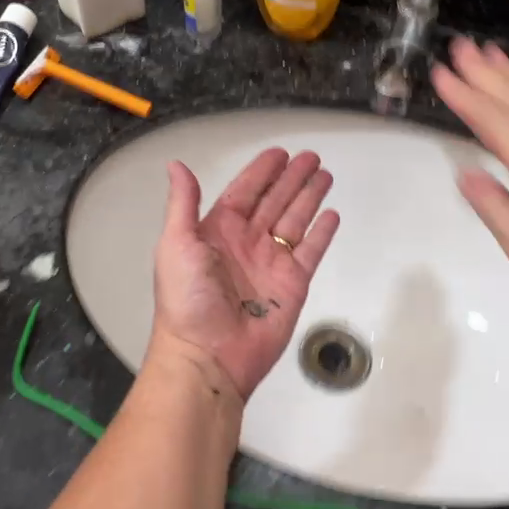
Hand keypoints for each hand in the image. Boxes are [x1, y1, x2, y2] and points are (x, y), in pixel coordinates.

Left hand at [151, 149, 340, 399]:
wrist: (208, 355)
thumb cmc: (187, 298)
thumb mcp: (176, 245)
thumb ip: (183, 204)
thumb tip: (176, 164)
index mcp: (218, 231)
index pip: (244, 192)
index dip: (262, 172)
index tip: (279, 153)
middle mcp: (247, 242)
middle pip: (275, 201)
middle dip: (292, 179)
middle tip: (312, 157)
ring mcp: (272, 263)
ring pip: (295, 221)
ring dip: (309, 197)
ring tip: (325, 175)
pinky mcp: (293, 285)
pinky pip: (310, 251)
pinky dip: (322, 233)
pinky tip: (331, 214)